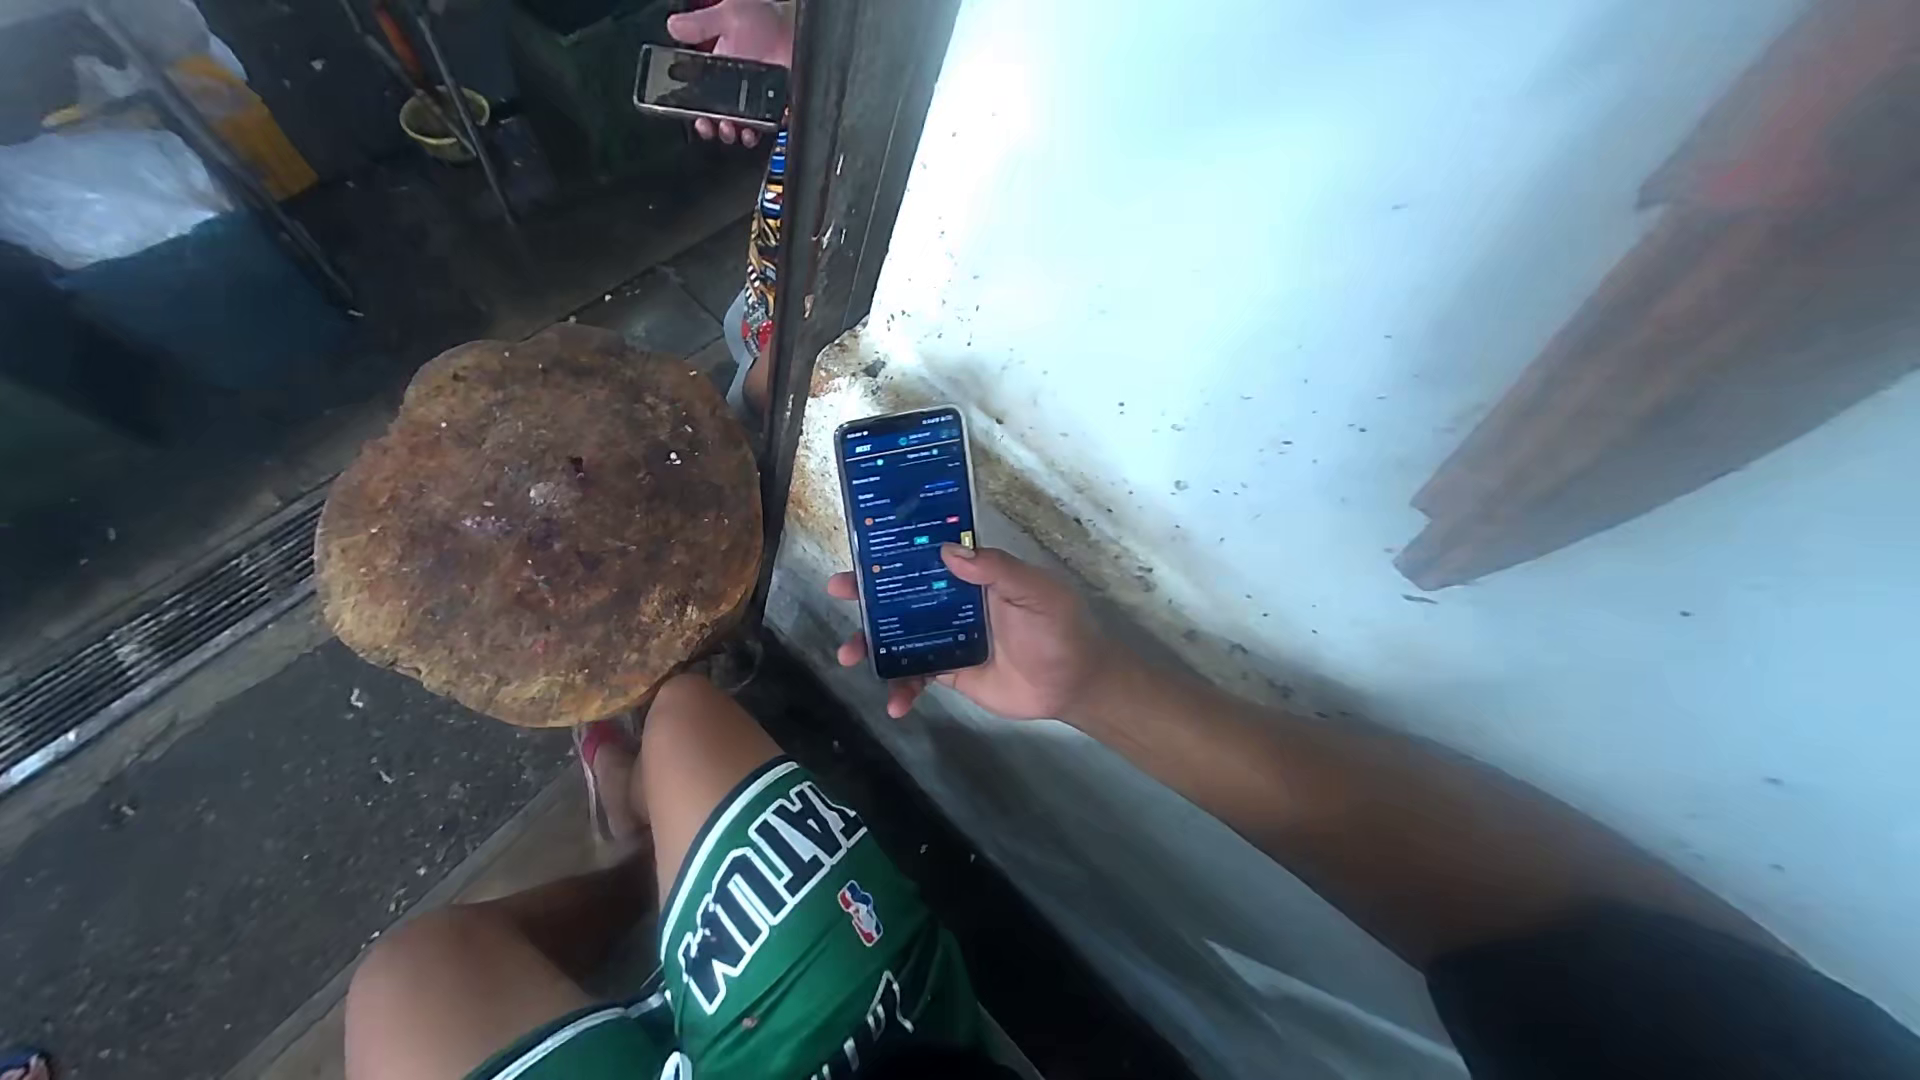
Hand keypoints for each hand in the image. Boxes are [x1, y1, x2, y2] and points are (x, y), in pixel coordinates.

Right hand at [665, 0, 793, 147]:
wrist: (787, 26)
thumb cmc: (757, 21)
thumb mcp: (724, 17)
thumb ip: (700, 25)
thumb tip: (674, 27)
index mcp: (718, 77)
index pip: (704, 105)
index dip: (701, 118)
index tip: (701, 122)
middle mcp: (736, 95)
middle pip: (724, 123)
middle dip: (720, 129)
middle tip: (719, 126)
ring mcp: (756, 104)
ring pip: (745, 129)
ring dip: (740, 134)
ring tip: (738, 129)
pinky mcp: (775, 108)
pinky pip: (770, 127)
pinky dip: (765, 131)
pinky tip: (760, 127)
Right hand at [828, 544, 1108, 719]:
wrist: (1073, 683)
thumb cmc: (1059, 627)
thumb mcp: (1035, 591)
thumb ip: (996, 570)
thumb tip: (946, 551)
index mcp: (972, 578)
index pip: (927, 559)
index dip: (894, 553)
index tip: (863, 550)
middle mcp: (953, 604)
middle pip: (901, 595)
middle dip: (867, 594)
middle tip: (837, 590)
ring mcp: (947, 639)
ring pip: (899, 637)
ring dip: (871, 646)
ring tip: (849, 657)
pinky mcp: (950, 673)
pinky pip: (917, 677)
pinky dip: (902, 690)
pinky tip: (894, 705)